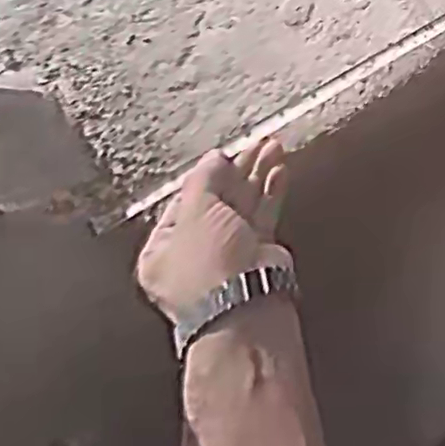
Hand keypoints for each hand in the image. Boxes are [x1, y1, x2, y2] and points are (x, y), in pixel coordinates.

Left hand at [136, 139, 288, 324]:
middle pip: (218, 199)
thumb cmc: (208, 260)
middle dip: (240, 169)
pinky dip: (271, 192)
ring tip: (276, 146)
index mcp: (164, 247)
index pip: (185, 200)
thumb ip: (204, 180)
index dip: (206, 174)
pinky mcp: (257, 251)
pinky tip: (280, 171)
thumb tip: (212, 157)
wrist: (245, 303)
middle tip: (259, 142)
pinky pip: (262, 215)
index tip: (226, 153)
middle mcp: (194, 249)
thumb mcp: (197, 214)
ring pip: (243, 204)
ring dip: (259, 174)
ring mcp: (227, 251)